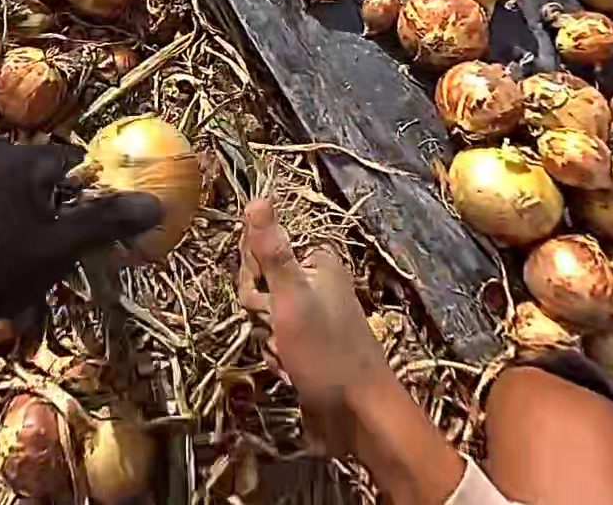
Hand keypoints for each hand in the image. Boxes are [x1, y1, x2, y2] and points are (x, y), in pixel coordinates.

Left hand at [0, 138, 161, 384]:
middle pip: (61, 173)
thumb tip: (156, 204)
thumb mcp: (61, 246)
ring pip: (42, 186)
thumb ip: (108, 220)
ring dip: (55, 213)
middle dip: (75, 205)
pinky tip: (29, 247)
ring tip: (51, 250)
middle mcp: (3, 155)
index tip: (96, 229)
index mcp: (23, 159)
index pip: (80, 163)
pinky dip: (34, 214)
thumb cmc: (0, 272)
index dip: (95, 195)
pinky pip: (20, 194)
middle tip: (74, 243)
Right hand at [238, 198, 465, 504]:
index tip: (263, 296)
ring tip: (288, 353)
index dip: (253, 274)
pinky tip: (291, 368)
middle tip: (278, 327)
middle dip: (261, 309)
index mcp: (314, 258)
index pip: (260, 248)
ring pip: (265, 313)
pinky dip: (279, 354)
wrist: (359, 414)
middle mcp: (315, 278)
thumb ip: (272, 249)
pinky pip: (276, 337)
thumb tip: (256, 197)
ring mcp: (313, 310)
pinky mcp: (310, 339)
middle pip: (260, 281)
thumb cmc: (327, 350)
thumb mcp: (292, 294)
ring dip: (269, 336)